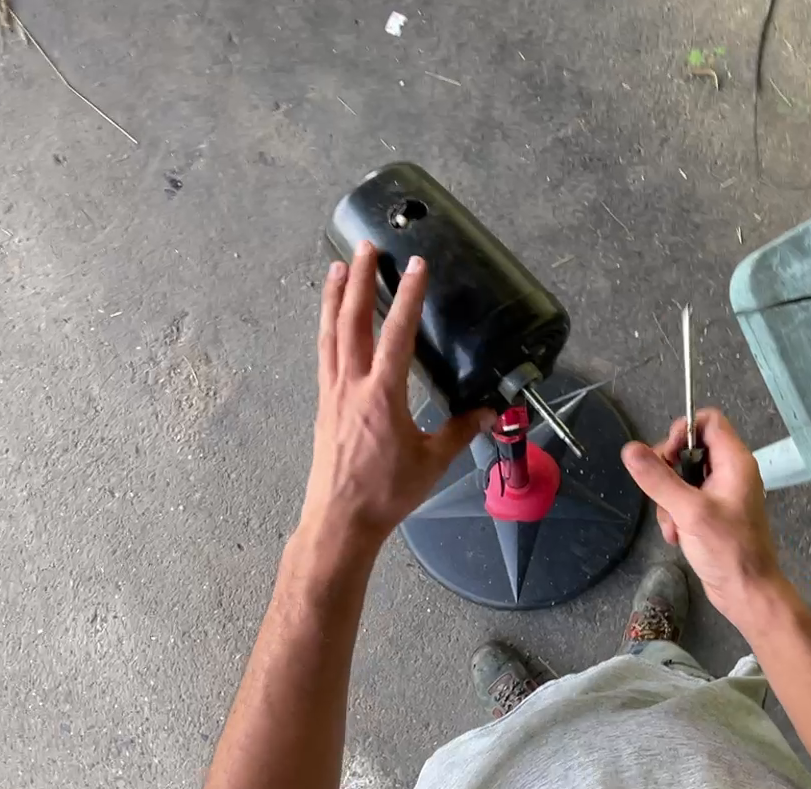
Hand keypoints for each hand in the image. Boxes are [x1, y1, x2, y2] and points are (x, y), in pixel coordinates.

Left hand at [300, 242, 494, 545]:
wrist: (342, 518)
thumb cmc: (387, 492)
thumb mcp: (432, 461)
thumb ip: (460, 431)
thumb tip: (487, 412)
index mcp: (382, 395)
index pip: (397, 335)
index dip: (408, 298)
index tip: (415, 267)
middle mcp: (351, 386)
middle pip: (353, 321)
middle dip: (361, 281)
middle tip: (366, 248)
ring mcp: (332, 393)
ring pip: (330, 334)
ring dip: (335, 298)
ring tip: (339, 268)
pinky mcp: (324, 405)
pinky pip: (324, 355)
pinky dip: (328, 329)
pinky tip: (331, 322)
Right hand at [621, 409, 789, 625]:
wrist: (746, 591)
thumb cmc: (727, 549)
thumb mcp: (689, 511)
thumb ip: (658, 479)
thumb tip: (630, 449)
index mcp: (734, 461)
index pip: (708, 421)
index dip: (682, 431)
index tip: (666, 456)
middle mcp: (729, 472)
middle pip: (689, 449)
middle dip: (668, 472)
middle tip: (660, 493)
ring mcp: (720, 494)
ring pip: (681, 478)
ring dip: (667, 500)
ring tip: (673, 525)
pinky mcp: (711, 514)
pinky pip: (684, 501)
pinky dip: (674, 515)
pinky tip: (676, 535)